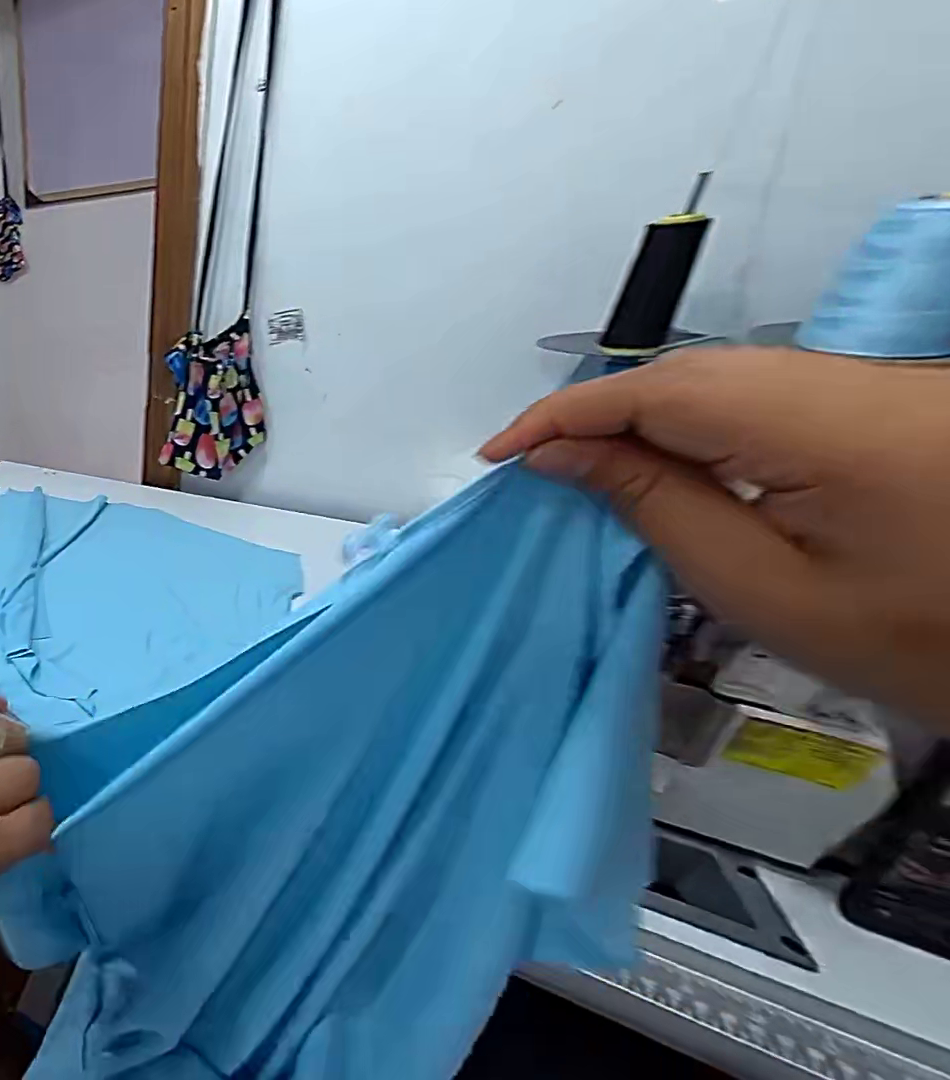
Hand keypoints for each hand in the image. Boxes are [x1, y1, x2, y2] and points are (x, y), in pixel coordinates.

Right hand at [481, 345, 949, 726]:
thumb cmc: (928, 643)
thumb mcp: (760, 587)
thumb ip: (654, 504)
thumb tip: (561, 456)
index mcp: (843, 431)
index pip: (665, 391)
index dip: (564, 413)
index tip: (499, 456)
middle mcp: (874, 387)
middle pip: (695, 371)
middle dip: (594, 410)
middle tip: (534, 462)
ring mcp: (897, 391)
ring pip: (728, 376)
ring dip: (636, 413)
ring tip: (582, 462)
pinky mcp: (906, 407)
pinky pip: (766, 394)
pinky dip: (689, 420)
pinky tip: (662, 459)